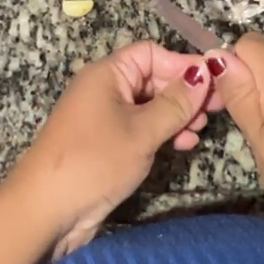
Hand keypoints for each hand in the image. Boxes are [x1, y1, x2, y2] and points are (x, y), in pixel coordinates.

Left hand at [6, 41, 219, 257]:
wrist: (46, 211)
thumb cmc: (94, 161)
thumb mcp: (142, 131)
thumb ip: (176, 103)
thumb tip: (204, 72)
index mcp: (107, 74)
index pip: (151, 53)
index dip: (182, 64)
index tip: (214, 82)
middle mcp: (105, 89)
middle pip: (152, 78)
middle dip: (184, 92)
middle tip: (217, 109)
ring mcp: (104, 118)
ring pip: (149, 105)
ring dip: (176, 115)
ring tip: (200, 131)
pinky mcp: (106, 144)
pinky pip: (141, 128)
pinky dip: (162, 133)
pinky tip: (183, 145)